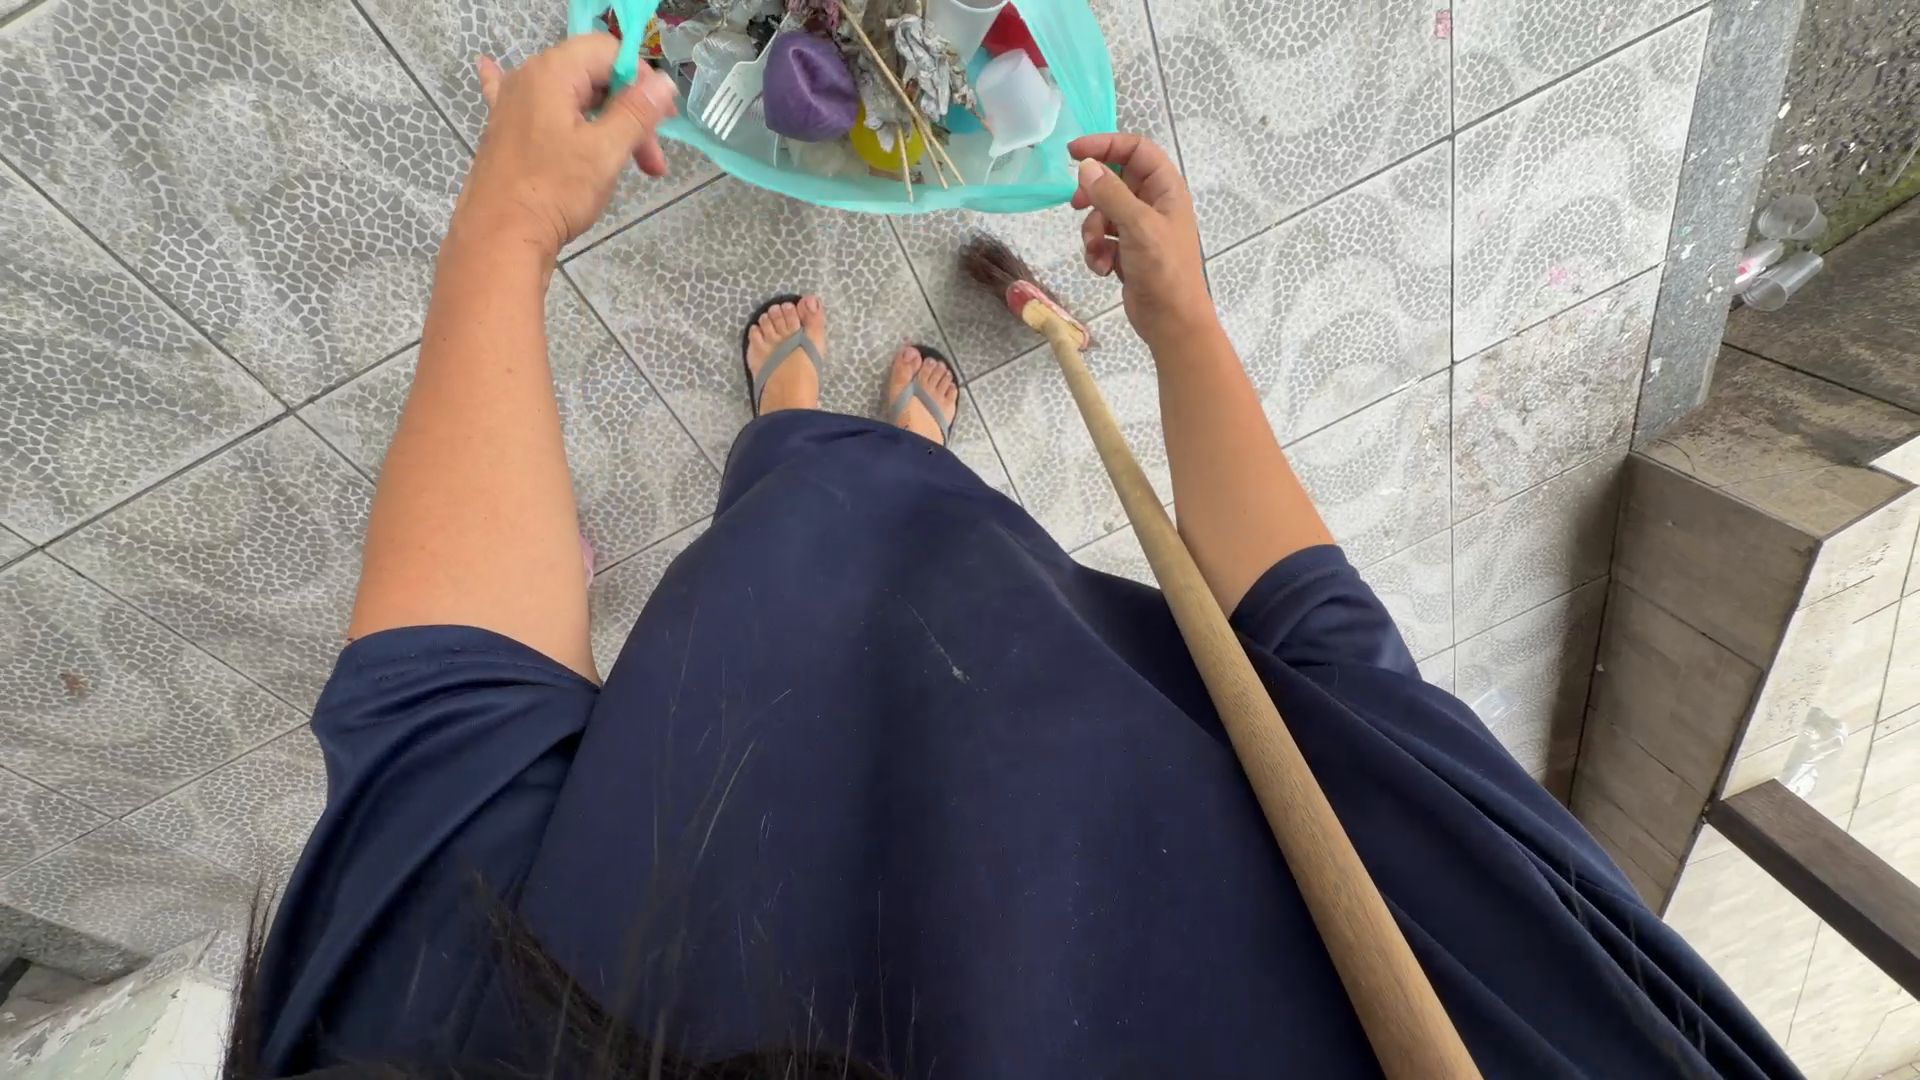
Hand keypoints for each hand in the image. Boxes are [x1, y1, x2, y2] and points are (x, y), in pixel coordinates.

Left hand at [457, 35, 677, 259]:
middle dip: (630, 113)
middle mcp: (529, 77)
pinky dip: (543, 99)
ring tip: (628, 163)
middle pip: (593, 77)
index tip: (663, 120)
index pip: (606, 51)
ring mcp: (513, 102)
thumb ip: (636, 113)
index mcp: (553, 73)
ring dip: (607, 124)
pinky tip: (497, 71)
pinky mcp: (507, 129)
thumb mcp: (605, 151)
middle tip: (653, 161)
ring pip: (573, 97)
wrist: (503, 231)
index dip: (641, 80)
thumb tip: (664, 82)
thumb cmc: (555, 190)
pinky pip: (532, 103)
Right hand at [1067, 134, 1215, 348]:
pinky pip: (1103, 241)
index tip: (1074, 153)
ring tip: (1098, 253)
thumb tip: (1086, 167)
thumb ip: (1111, 194)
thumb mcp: (1137, 226)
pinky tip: (1103, 269)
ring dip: (1092, 233)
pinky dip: (1097, 253)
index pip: (1135, 151)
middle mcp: (1153, 204)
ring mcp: (1139, 230)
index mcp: (1165, 189)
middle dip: (1094, 196)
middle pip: (1114, 182)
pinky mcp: (1127, 253)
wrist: (1170, 320)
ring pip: (1103, 214)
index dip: (1105, 146)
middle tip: (1076, 204)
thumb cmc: (1163, 270)